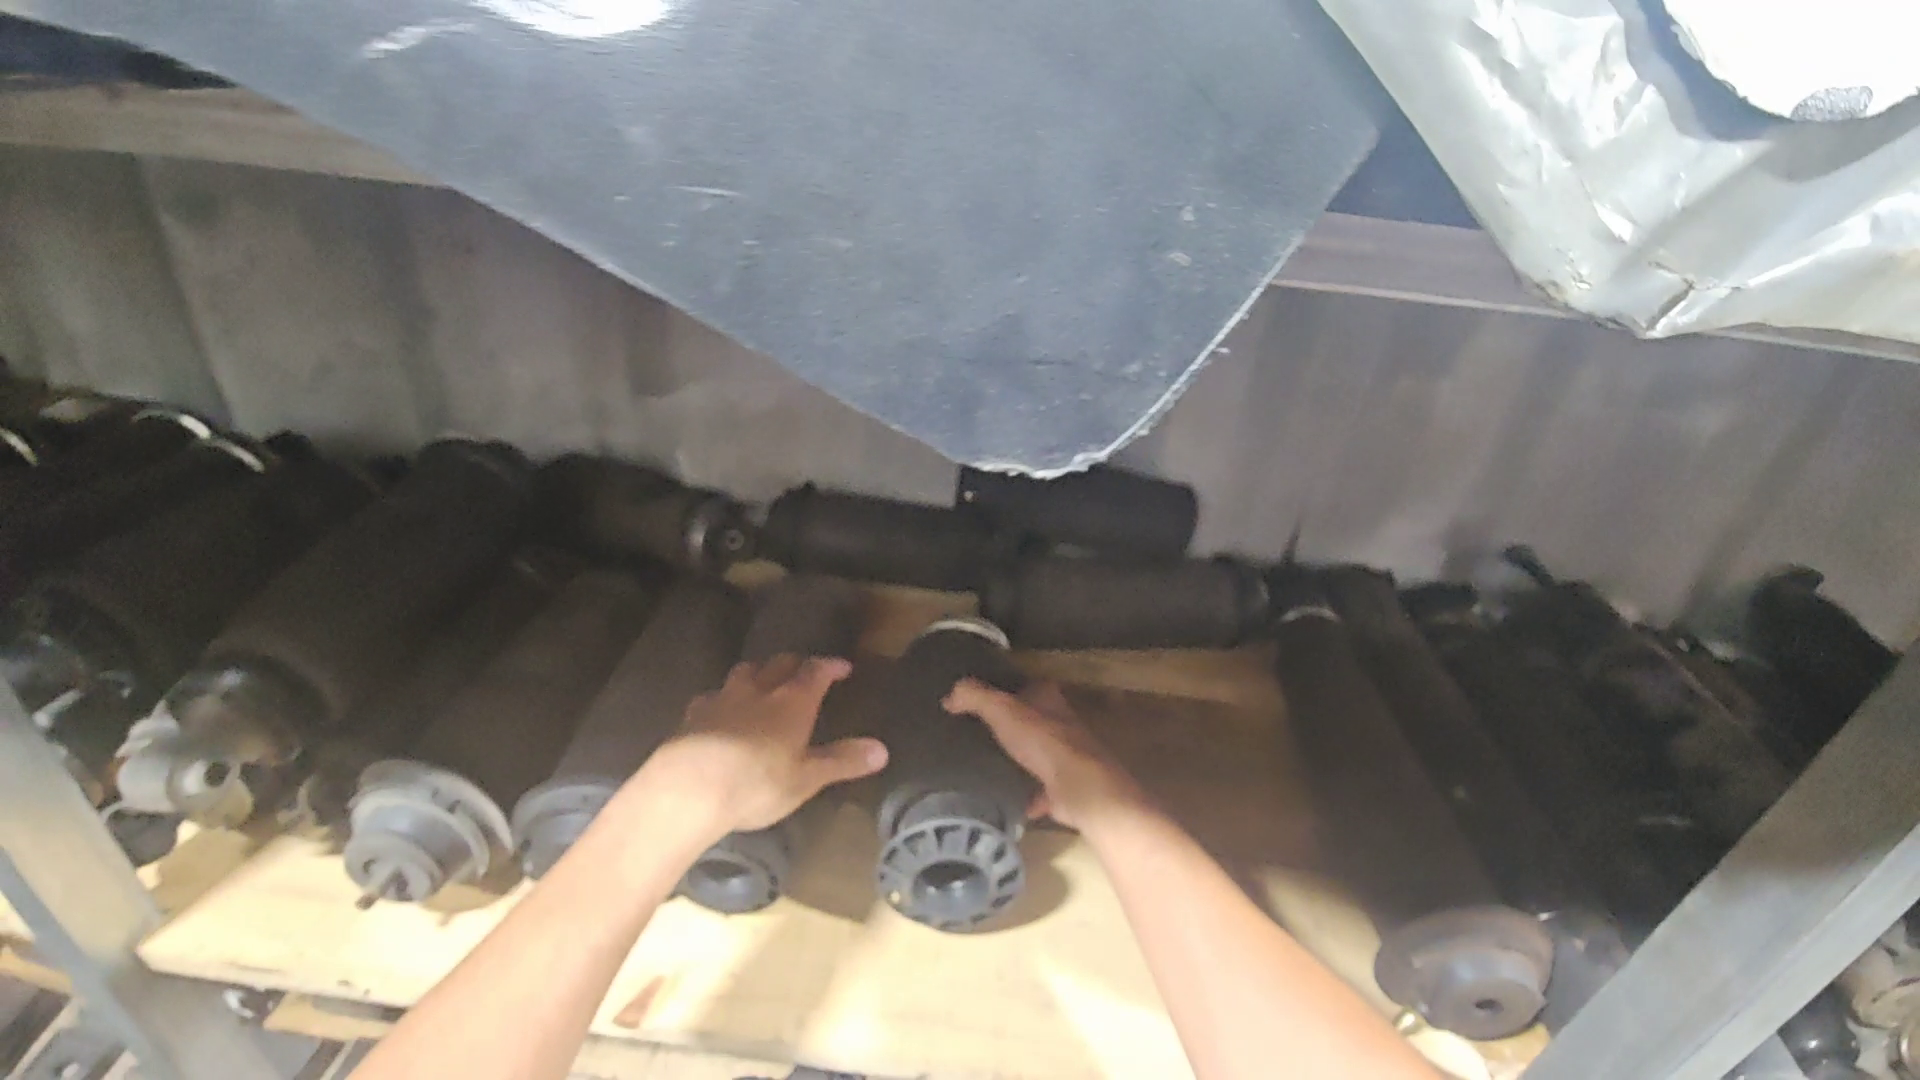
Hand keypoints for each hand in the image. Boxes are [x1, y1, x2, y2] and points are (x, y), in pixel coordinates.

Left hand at [635, 655, 888, 836]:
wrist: (688, 789)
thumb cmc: (757, 784)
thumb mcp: (807, 778)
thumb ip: (842, 761)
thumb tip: (882, 750)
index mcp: (792, 701)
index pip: (815, 672)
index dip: (830, 666)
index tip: (842, 666)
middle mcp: (758, 690)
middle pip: (778, 664)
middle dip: (794, 664)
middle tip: (803, 671)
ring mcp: (722, 699)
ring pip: (743, 673)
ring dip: (757, 673)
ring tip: (761, 683)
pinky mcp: (692, 715)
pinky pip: (712, 696)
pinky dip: (723, 698)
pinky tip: (720, 711)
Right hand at [943, 678, 1143, 830]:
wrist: (1078, 788)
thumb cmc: (1043, 740)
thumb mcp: (1002, 710)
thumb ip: (974, 696)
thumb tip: (948, 696)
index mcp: (1049, 699)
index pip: (1026, 685)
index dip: (1005, 689)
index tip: (980, 699)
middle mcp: (1062, 724)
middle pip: (1031, 720)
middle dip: (1011, 726)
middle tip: (976, 733)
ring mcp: (1066, 757)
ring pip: (1037, 754)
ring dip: (1019, 760)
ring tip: (986, 764)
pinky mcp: (1064, 787)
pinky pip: (1039, 790)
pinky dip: (1026, 796)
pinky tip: (1004, 799)